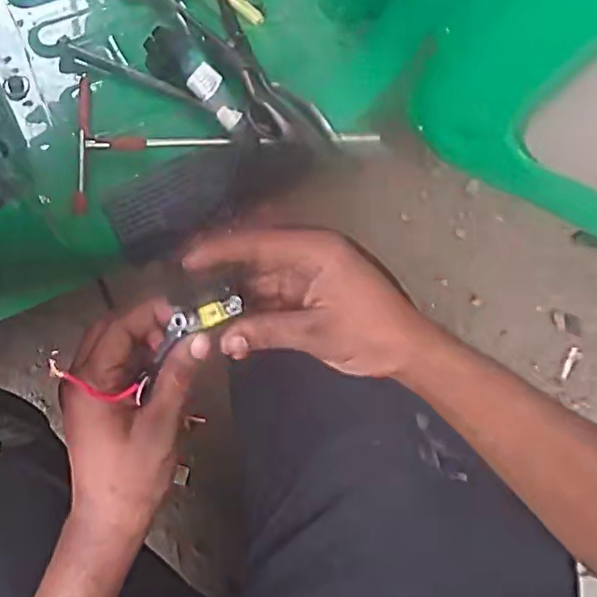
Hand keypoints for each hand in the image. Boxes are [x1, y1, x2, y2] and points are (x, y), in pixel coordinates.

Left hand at [57, 299, 210, 542]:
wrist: (108, 520)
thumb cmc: (130, 478)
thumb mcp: (161, 424)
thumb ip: (177, 376)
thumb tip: (198, 340)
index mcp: (88, 381)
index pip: (117, 327)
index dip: (150, 314)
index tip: (181, 313)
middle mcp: (78, 379)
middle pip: (110, 331)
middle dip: (146, 325)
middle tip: (179, 332)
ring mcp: (83, 391)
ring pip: (111, 347)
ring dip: (142, 343)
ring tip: (175, 351)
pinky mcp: (92, 403)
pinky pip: (113, 367)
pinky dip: (137, 361)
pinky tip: (161, 370)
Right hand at [183, 228, 437, 377]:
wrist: (411, 352)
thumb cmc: (370, 334)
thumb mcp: (316, 332)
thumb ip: (265, 331)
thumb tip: (223, 340)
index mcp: (315, 249)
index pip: (257, 243)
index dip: (219, 250)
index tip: (186, 260)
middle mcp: (309, 253)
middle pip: (255, 256)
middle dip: (221, 269)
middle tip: (185, 281)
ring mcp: (309, 272)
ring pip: (260, 277)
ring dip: (234, 293)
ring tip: (199, 305)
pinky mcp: (310, 290)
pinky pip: (272, 293)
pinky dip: (251, 306)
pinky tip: (227, 320)